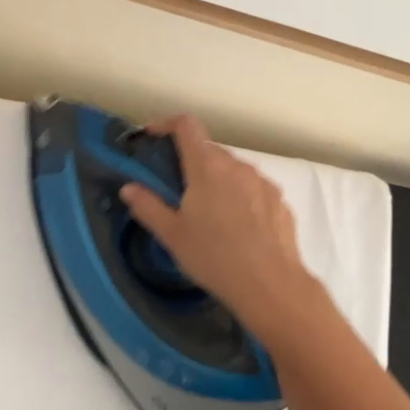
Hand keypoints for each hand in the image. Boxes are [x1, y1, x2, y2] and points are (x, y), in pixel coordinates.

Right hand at [118, 115, 325, 338]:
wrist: (270, 284)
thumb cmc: (213, 256)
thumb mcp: (171, 235)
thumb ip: (147, 206)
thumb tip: (129, 188)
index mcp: (206, 167)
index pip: (186, 126)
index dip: (166, 124)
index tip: (152, 136)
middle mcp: (238, 166)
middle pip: (209, 150)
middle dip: (189, 161)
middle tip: (176, 189)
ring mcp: (263, 182)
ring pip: (233, 170)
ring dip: (216, 180)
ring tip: (207, 212)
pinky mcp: (280, 201)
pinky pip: (253, 188)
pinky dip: (238, 196)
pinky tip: (235, 227)